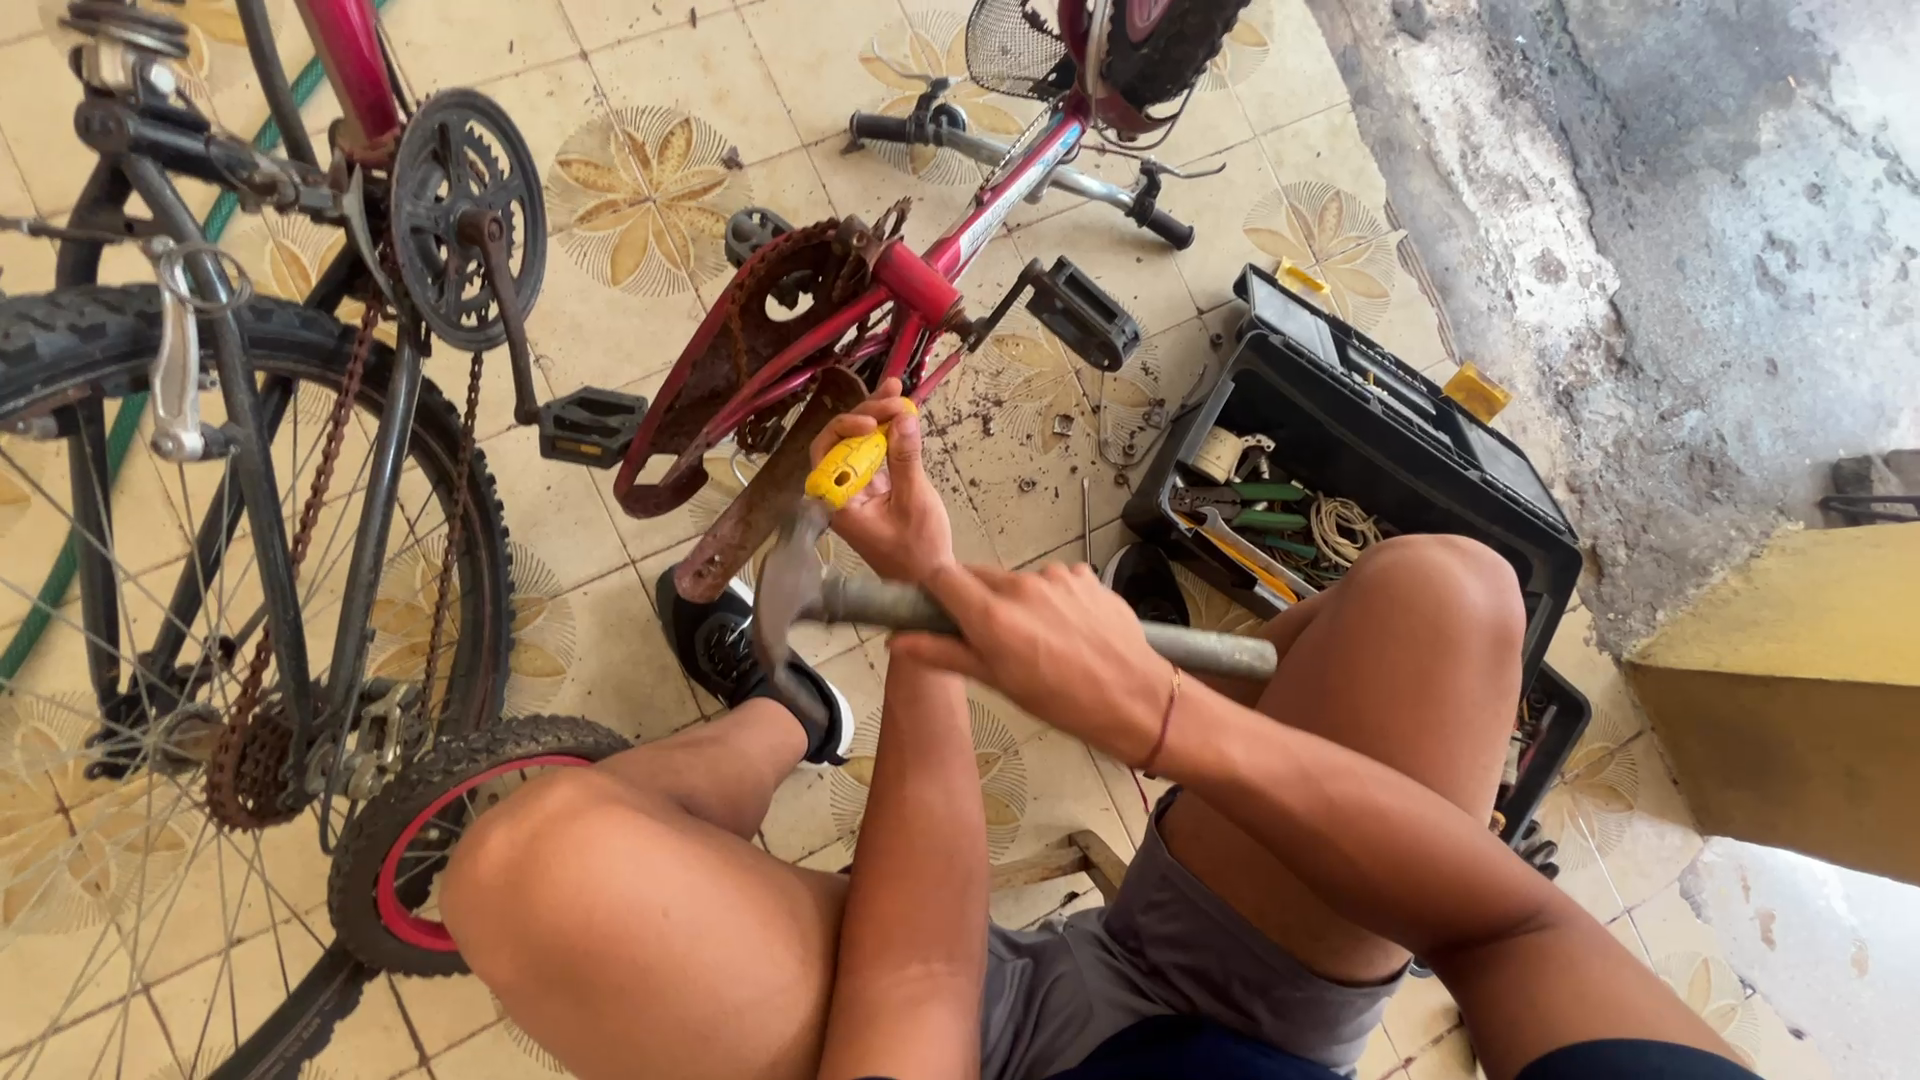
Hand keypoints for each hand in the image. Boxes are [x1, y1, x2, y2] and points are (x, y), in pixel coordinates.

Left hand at [811, 378, 954, 583]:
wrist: (930, 581)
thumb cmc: (919, 550)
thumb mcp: (914, 501)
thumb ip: (906, 459)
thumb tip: (904, 418)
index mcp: (839, 501)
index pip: (826, 452)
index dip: (846, 428)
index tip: (875, 424)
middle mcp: (842, 492)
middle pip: (841, 441)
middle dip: (867, 414)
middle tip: (896, 395)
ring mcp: (858, 490)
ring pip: (858, 444)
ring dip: (877, 418)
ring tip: (898, 392)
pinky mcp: (875, 490)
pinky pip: (874, 455)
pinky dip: (888, 435)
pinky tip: (901, 415)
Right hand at [888, 562, 1175, 765]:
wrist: (1136, 699)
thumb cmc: (1063, 702)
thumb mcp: (999, 683)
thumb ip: (945, 654)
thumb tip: (896, 641)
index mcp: (993, 614)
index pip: (942, 576)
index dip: (933, 590)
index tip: (934, 608)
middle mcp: (1021, 585)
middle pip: (979, 576)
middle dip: (975, 599)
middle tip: (990, 636)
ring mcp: (1056, 576)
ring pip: (1017, 580)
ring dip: (1017, 600)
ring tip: (1040, 639)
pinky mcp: (1084, 575)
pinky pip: (1053, 580)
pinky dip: (1051, 598)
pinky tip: (1067, 628)